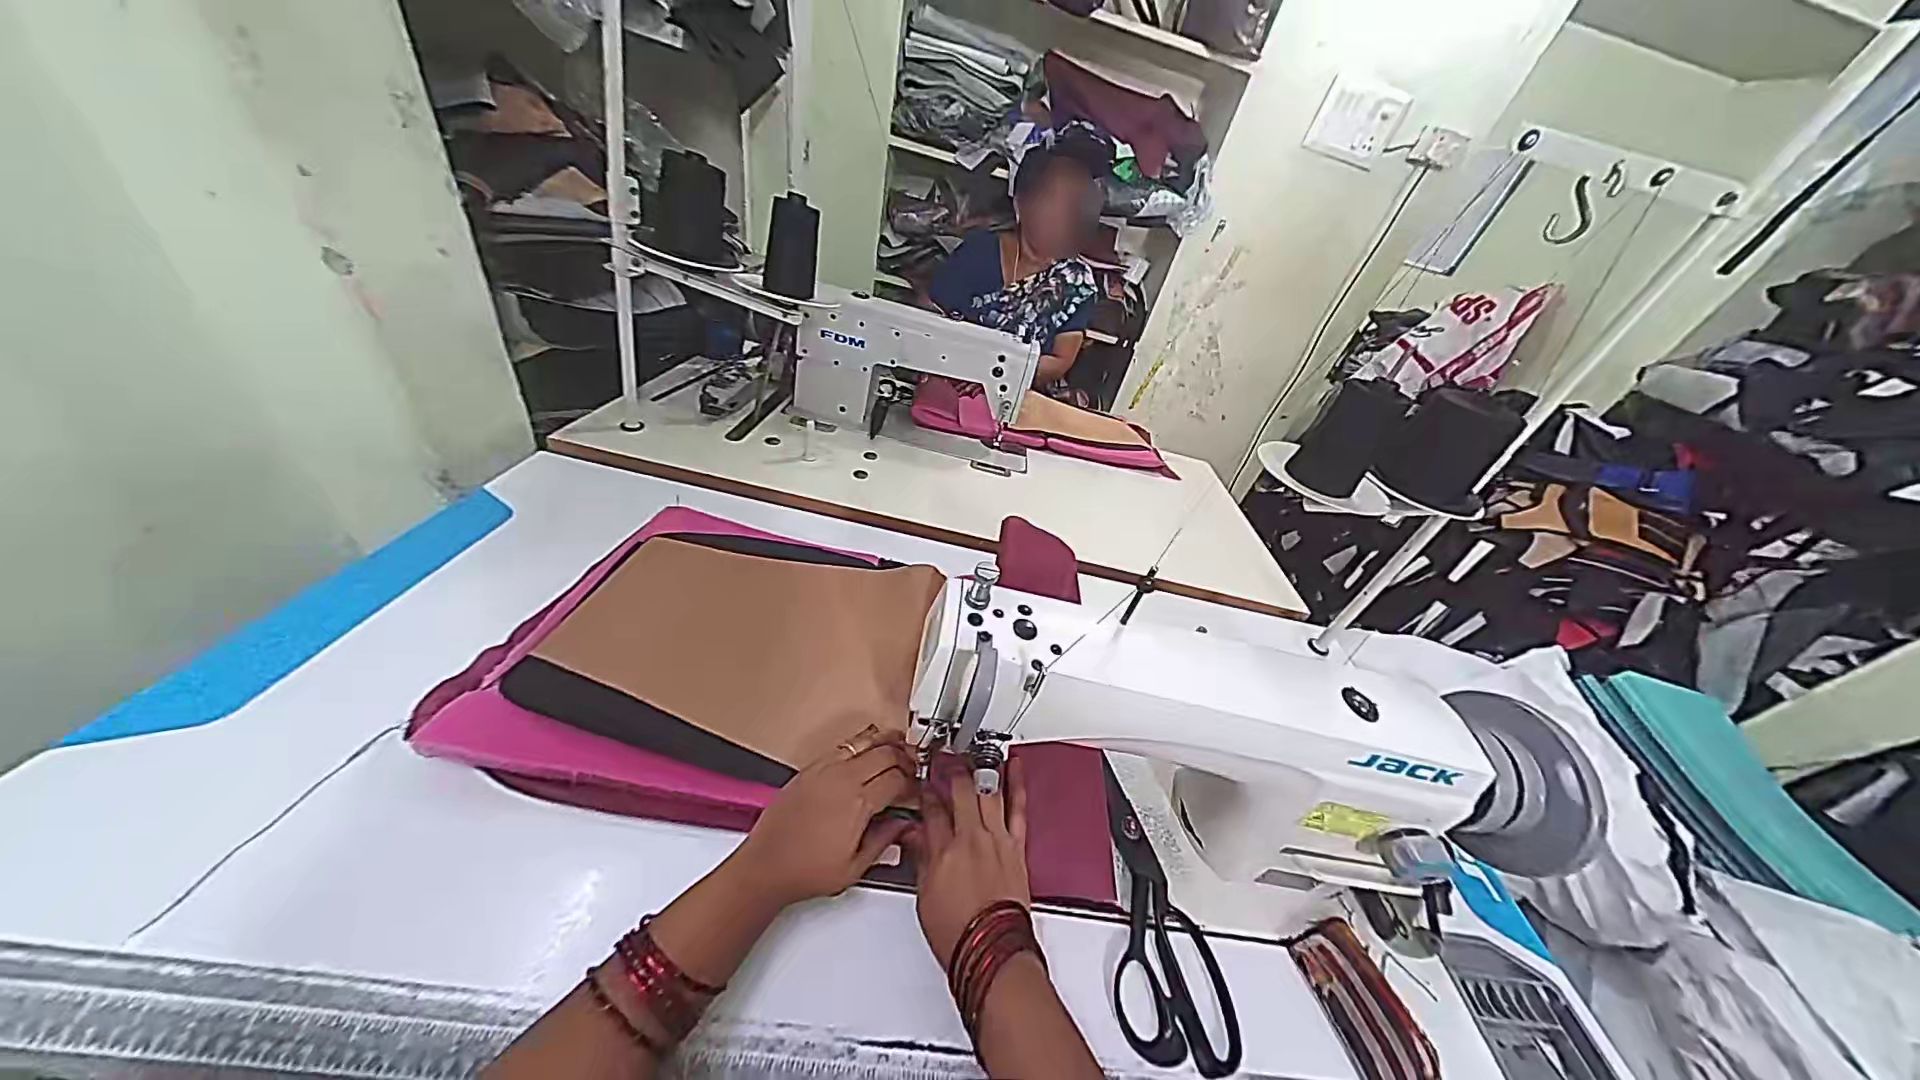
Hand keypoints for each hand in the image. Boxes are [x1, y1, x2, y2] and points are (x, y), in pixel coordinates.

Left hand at [730, 725, 918, 908]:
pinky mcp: (810, 768)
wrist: (766, 865)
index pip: (898, 778)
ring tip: (898, 746)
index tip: (917, 789)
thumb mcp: (855, 867)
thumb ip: (884, 840)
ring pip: (866, 740)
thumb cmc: (803, 870)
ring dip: (886, 742)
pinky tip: (867, 750)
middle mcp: (843, 779)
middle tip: (913, 766)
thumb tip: (902, 825)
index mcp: (859, 803)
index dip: (913, 782)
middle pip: (887, 752)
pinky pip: (843, 745)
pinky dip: (862, 743)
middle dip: (906, 757)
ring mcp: (825, 769)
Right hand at [910, 753, 1029, 967]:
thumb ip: (921, 859)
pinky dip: (1017, 784)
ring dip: (980, 768)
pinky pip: (1018, 807)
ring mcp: (995, 840)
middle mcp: (970, 839)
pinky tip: (1015, 766)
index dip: (927, 791)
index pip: (931, 808)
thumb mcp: (925, 896)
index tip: (926, 783)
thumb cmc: (959, 933)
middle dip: (951, 769)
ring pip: (987, 791)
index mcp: (942, 851)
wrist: (992, 952)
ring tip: (975, 753)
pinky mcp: (1016, 846)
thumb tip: (915, 838)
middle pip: (959, 790)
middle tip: (947, 758)